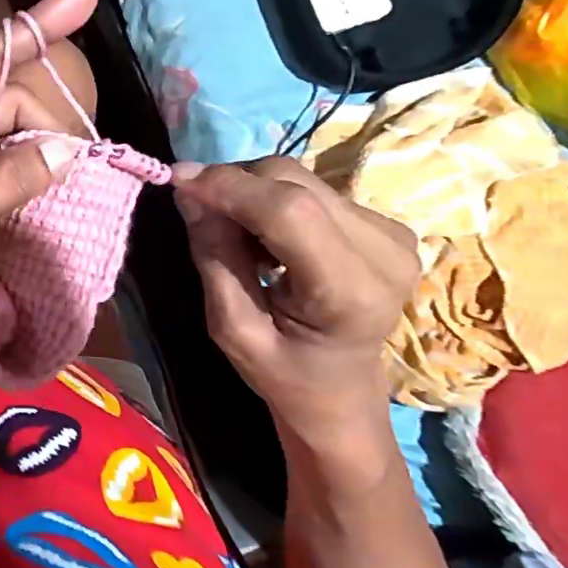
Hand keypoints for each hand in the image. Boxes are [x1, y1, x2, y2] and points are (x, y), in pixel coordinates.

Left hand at [0, 0, 97, 329]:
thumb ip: (11, 178)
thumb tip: (69, 148)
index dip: (36, 27)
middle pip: (4, 92)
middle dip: (44, 116)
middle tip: (76, 157)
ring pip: (9, 121)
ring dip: (39, 141)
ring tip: (63, 173)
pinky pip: (2, 149)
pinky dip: (28, 160)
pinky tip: (48, 175)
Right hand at [173, 157, 420, 456]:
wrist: (341, 389)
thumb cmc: (283, 372)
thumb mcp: (231, 328)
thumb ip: (215, 258)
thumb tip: (189, 194)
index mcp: (349, 291)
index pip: (287, 211)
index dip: (228, 186)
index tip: (175, 179)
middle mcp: (384, 252)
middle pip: (292, 182)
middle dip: (233, 185)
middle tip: (198, 212)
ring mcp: (392, 233)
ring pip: (299, 178)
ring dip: (250, 192)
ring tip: (234, 233)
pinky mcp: (386, 224)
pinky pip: (311, 188)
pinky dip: (271, 200)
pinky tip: (263, 236)